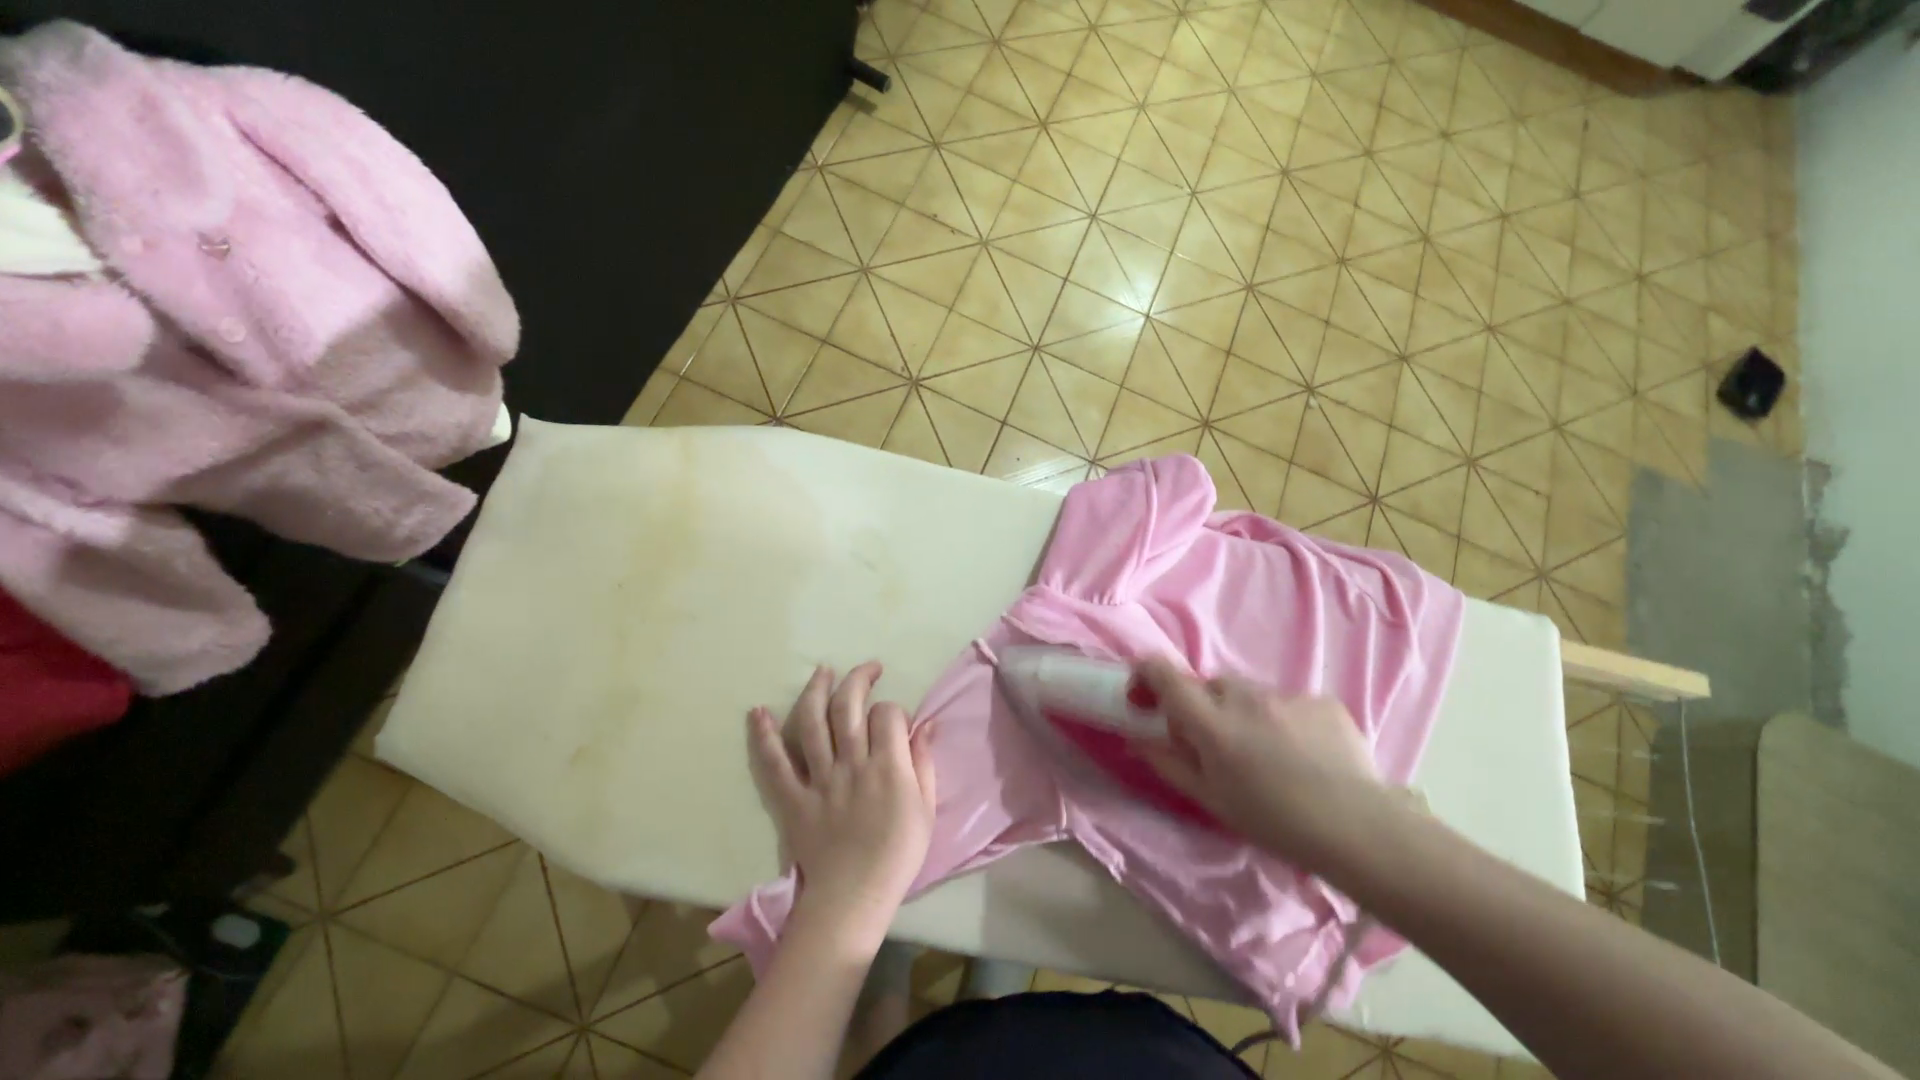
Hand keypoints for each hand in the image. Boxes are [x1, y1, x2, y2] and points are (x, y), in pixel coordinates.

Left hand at [748, 662, 935, 948]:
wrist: (854, 896)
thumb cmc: (898, 855)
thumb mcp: (926, 809)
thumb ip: (924, 763)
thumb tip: (926, 724)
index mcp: (888, 766)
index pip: (888, 715)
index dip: (893, 710)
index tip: (896, 722)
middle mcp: (851, 763)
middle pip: (849, 706)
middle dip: (858, 679)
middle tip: (867, 669)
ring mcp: (818, 778)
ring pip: (812, 721)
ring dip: (816, 690)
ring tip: (823, 671)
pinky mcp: (791, 797)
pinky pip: (774, 763)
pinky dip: (763, 736)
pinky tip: (758, 712)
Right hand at [1132, 658, 1393, 870]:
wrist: (1357, 827)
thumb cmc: (1274, 821)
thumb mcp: (1211, 800)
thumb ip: (1169, 763)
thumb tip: (1139, 739)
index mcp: (1212, 724)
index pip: (1165, 674)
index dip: (1147, 674)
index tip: (1145, 696)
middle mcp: (1246, 698)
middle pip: (1210, 685)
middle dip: (1204, 707)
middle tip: (1215, 744)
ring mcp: (1287, 695)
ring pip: (1251, 694)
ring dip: (1245, 714)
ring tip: (1268, 755)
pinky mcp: (1322, 701)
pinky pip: (1289, 703)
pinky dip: (1284, 721)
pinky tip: (1303, 755)